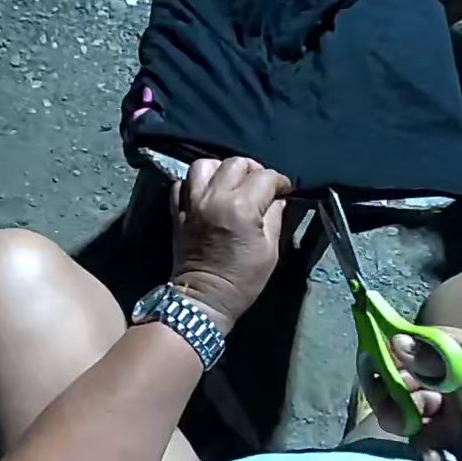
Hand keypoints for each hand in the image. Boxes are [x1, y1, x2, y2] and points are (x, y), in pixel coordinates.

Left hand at [170, 157, 292, 330]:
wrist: (204, 297)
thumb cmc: (242, 279)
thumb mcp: (270, 250)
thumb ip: (275, 216)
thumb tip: (278, 197)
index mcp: (241, 207)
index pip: (265, 177)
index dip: (280, 181)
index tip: (284, 190)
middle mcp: (214, 198)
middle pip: (235, 163)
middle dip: (253, 170)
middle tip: (260, 185)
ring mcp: (192, 203)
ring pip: (204, 165)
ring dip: (220, 169)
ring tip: (231, 183)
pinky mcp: (177, 212)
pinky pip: (181, 183)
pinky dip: (194, 182)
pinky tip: (207, 193)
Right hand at [391, 328, 461, 460]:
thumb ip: (445, 364)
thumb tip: (397, 341)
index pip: (422, 341)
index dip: (395, 348)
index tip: (375, 361)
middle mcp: (458, 377)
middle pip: (406, 372)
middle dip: (391, 388)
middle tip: (384, 405)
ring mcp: (452, 407)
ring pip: (407, 404)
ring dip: (400, 416)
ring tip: (404, 430)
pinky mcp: (450, 437)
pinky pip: (420, 434)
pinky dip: (421, 444)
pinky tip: (434, 457)